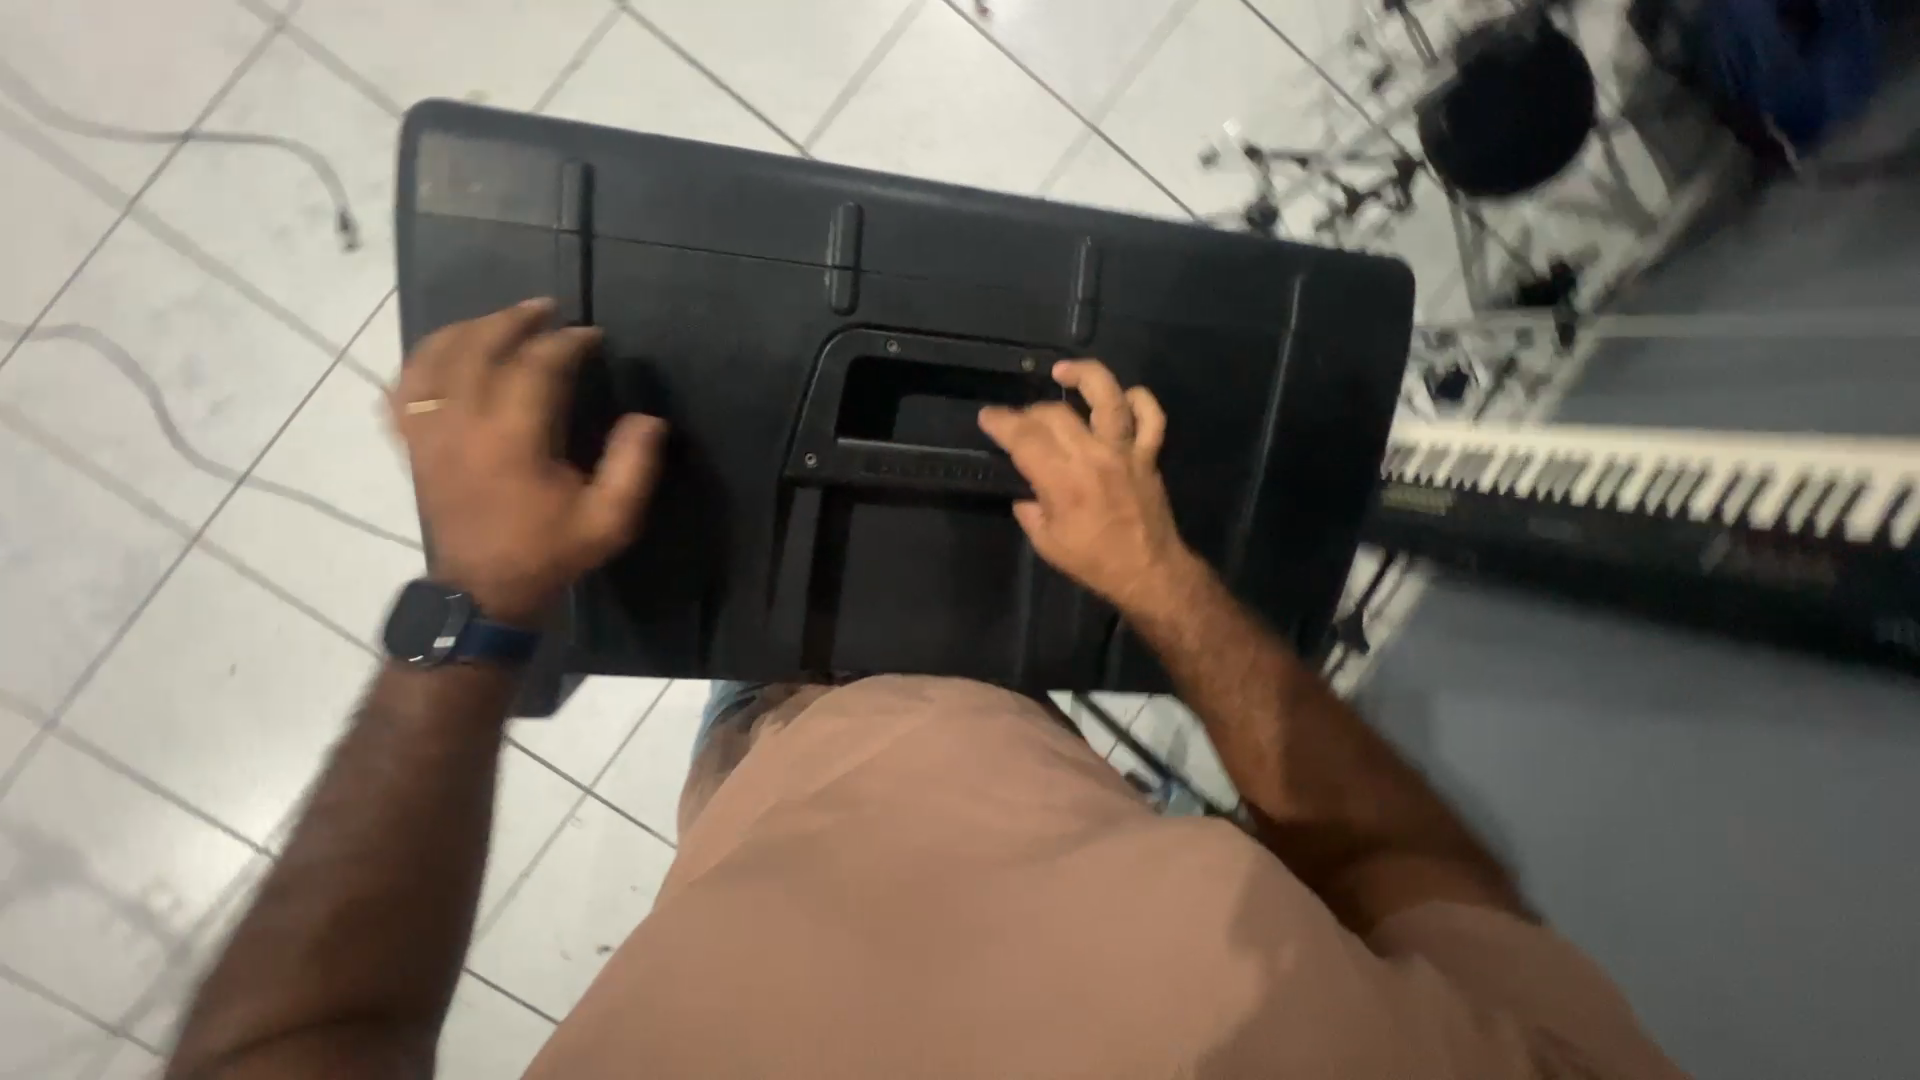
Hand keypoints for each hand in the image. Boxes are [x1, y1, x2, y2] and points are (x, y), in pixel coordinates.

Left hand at [391, 298, 666, 624]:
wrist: (484, 590)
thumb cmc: (551, 551)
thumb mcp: (610, 520)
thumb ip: (634, 466)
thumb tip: (648, 419)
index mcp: (512, 439)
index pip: (535, 366)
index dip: (566, 343)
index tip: (592, 337)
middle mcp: (461, 423)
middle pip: (478, 346)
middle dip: (515, 320)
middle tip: (548, 310)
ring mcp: (427, 431)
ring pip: (433, 356)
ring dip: (469, 328)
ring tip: (500, 320)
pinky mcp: (412, 442)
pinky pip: (403, 385)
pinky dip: (422, 360)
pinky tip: (444, 354)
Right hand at [978, 359, 1198, 613]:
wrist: (1148, 572)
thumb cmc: (1093, 562)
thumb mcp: (1046, 543)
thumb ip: (1030, 510)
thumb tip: (1026, 491)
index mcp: (1062, 481)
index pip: (1024, 438)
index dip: (1001, 422)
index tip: (988, 416)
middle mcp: (1093, 456)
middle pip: (1056, 414)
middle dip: (1029, 411)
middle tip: (1018, 421)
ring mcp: (1124, 451)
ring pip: (1107, 398)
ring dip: (1084, 376)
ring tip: (1063, 372)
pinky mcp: (1148, 455)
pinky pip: (1151, 417)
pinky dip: (1139, 400)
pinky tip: (1121, 396)